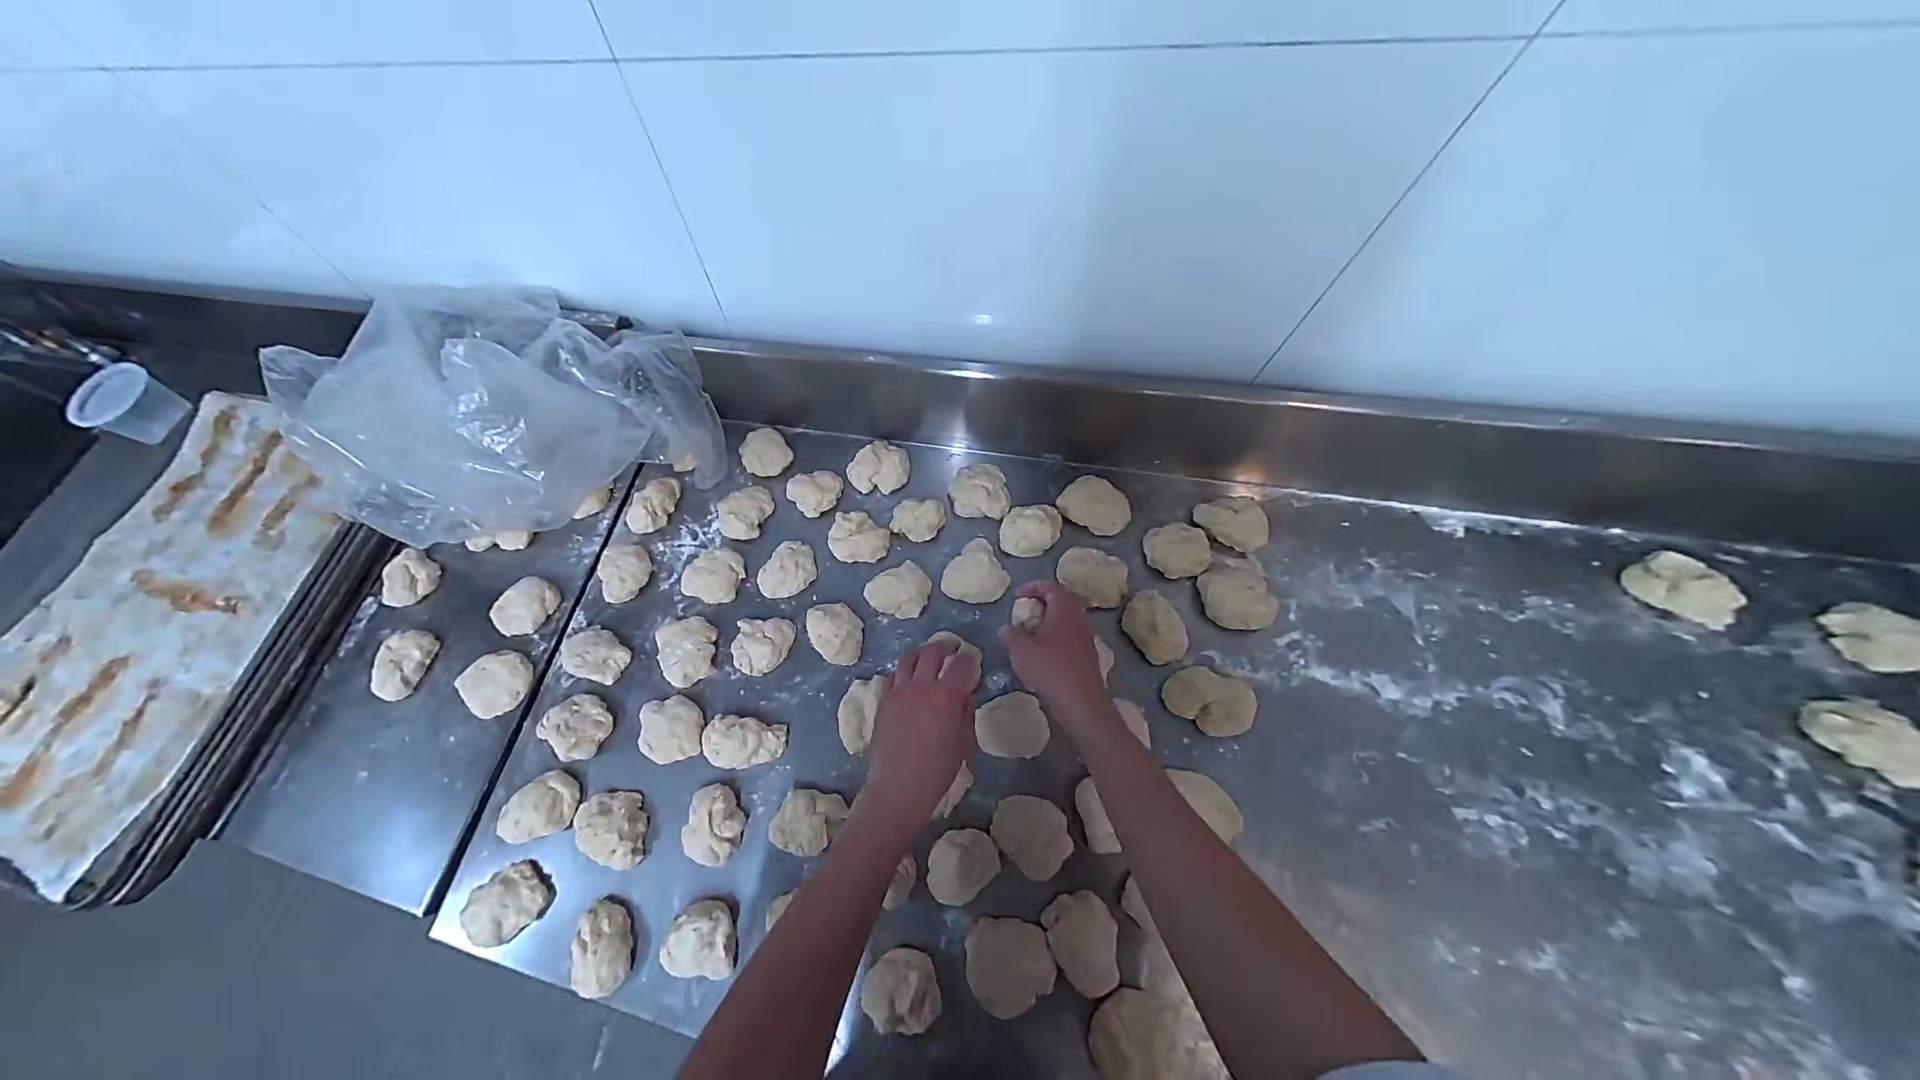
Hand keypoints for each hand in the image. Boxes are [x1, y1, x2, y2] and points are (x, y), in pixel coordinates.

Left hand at [858, 640, 979, 829]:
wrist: (898, 788)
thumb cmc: (937, 771)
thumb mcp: (963, 743)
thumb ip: (965, 713)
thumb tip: (965, 696)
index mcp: (946, 696)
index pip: (961, 664)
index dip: (969, 658)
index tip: (972, 659)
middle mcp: (921, 686)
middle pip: (932, 652)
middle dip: (945, 646)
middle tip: (951, 647)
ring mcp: (899, 692)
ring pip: (909, 659)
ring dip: (921, 654)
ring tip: (928, 657)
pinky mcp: (883, 701)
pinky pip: (893, 676)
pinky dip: (904, 671)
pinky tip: (908, 678)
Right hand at [1000, 581, 1109, 724]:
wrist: (1080, 701)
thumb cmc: (1049, 668)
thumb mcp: (1020, 649)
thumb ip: (1010, 634)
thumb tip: (1007, 628)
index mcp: (1064, 609)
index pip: (1051, 586)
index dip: (1033, 587)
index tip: (1018, 596)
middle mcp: (1079, 619)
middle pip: (1062, 602)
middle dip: (1042, 604)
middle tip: (1026, 612)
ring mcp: (1086, 638)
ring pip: (1066, 621)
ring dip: (1049, 623)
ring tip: (1030, 635)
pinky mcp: (1087, 656)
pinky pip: (1069, 638)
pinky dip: (1055, 639)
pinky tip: (1042, 655)